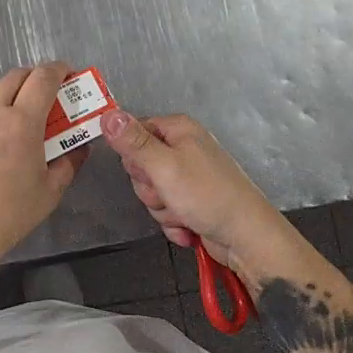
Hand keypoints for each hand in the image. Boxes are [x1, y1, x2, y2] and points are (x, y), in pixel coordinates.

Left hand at [0, 63, 85, 272]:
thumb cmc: (7, 216)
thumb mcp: (50, 191)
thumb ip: (69, 160)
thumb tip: (79, 143)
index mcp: (20, 124)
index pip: (43, 78)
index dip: (59, 70)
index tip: (67, 75)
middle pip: (17, 76)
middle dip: (35, 80)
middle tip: (45, 98)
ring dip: (7, 98)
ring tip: (13, 124)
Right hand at [100, 109, 284, 274]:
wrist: (246, 238)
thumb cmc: (207, 196)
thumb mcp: (163, 166)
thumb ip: (133, 142)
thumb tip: (107, 114)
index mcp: (179, 130)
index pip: (134, 133)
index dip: (134, 156)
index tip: (145, 170)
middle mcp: (184, 149)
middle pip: (141, 166)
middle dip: (150, 188)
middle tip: (167, 193)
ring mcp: (189, 177)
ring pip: (152, 192)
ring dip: (162, 209)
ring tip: (183, 213)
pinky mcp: (192, 202)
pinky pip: (166, 210)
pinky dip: (174, 222)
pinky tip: (189, 227)